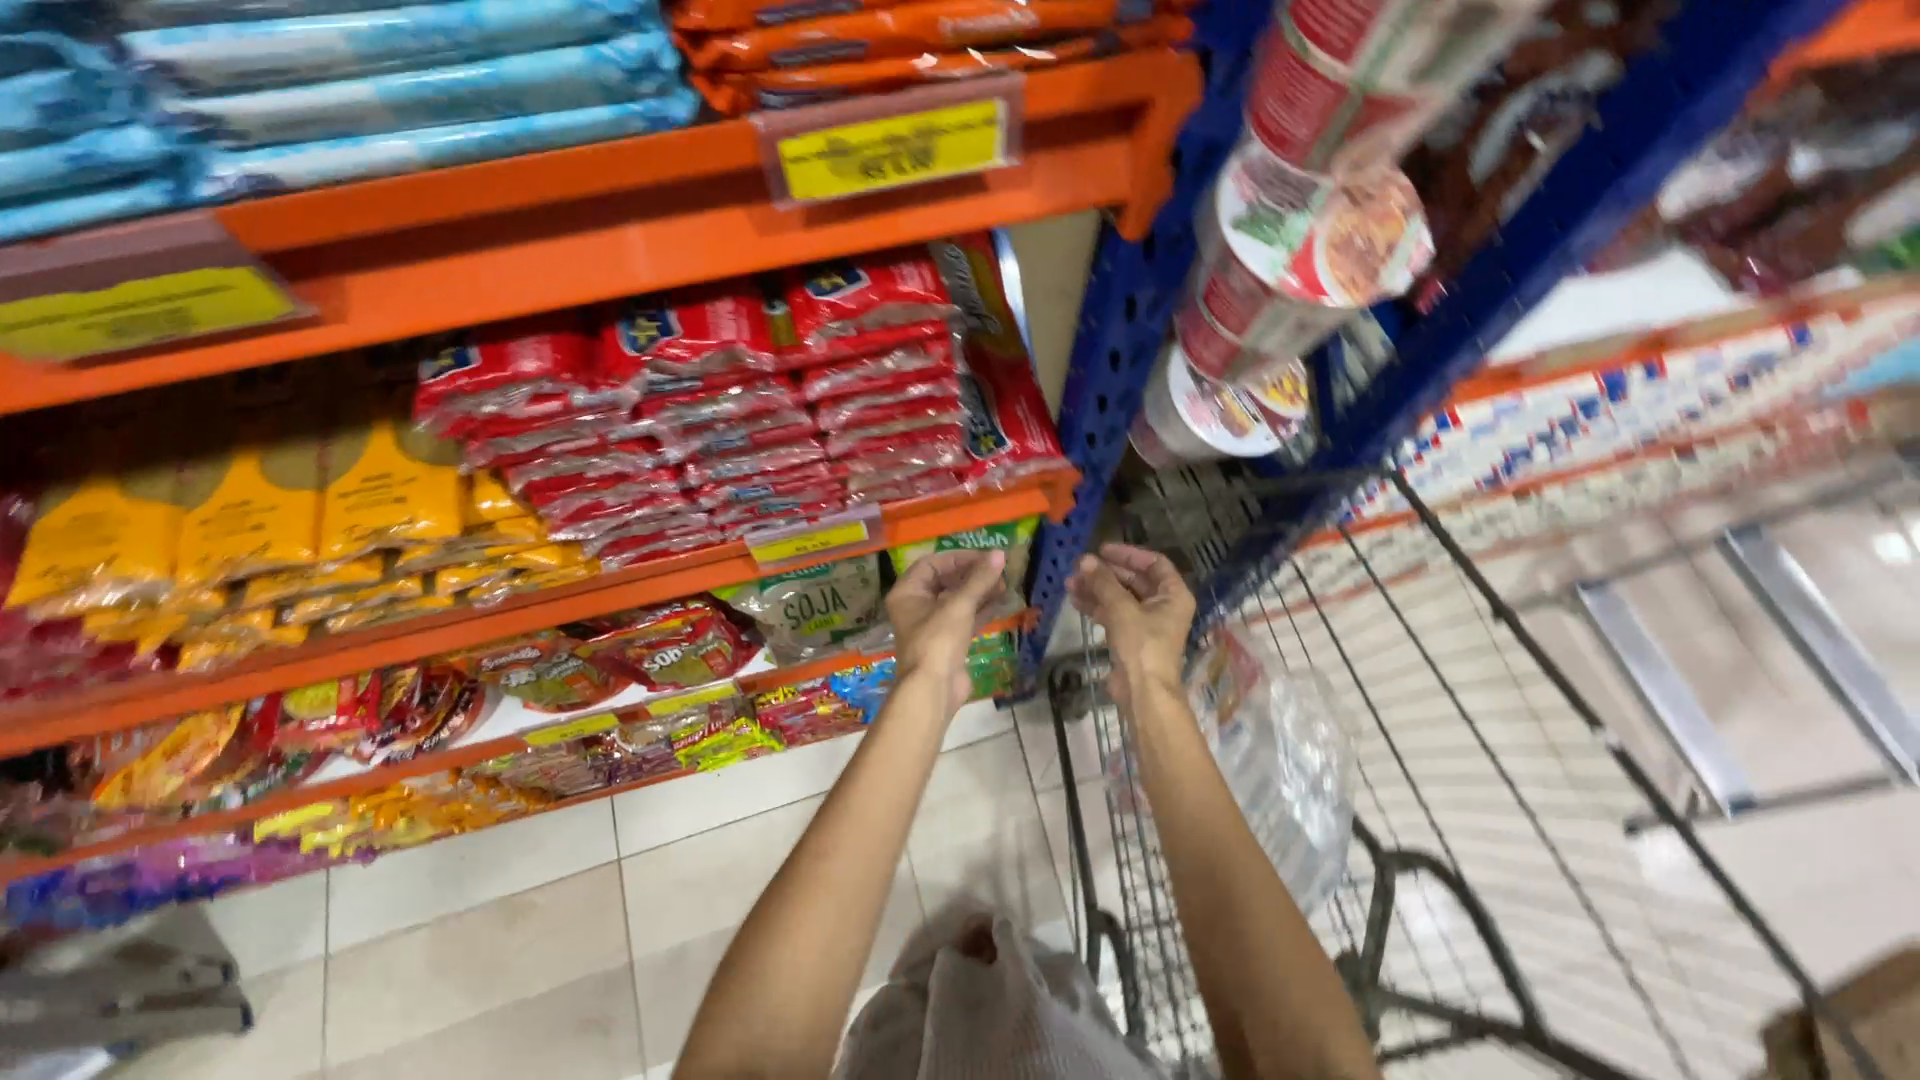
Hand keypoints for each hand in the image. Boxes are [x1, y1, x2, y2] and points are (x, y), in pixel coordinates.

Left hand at [886, 549, 1006, 716]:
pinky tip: (1001, 602)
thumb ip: (979, 579)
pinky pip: (964, 618)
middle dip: (972, 575)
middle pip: (945, 581)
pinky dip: (980, 609)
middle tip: (997, 571)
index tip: (985, 557)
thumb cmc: (938, 640)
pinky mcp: (947, 642)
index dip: (958, 558)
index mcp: (907, 592)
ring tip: (1004, 584)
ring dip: (979, 591)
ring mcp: (931, 625)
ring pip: (956, 600)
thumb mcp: (959, 605)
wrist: (933, 689)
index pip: (932, 564)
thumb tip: (999, 554)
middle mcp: (915, 606)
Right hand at [1067, 543, 1194, 709]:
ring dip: (1097, 589)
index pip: (1154, 563)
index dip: (1128, 554)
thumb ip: (1103, 582)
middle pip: (1134, 580)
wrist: (1143, 691)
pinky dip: (1097, 607)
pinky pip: (1114, 614)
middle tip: (1080, 567)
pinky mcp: (1132, 638)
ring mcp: (1148, 623)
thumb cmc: (1142, 644)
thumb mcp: (1121, 608)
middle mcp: (1164, 606)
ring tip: (1070, 583)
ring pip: (1121, 598)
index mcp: (1173, 595)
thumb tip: (1085, 560)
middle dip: (1106, 573)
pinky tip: (1076, 600)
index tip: (1102, 549)